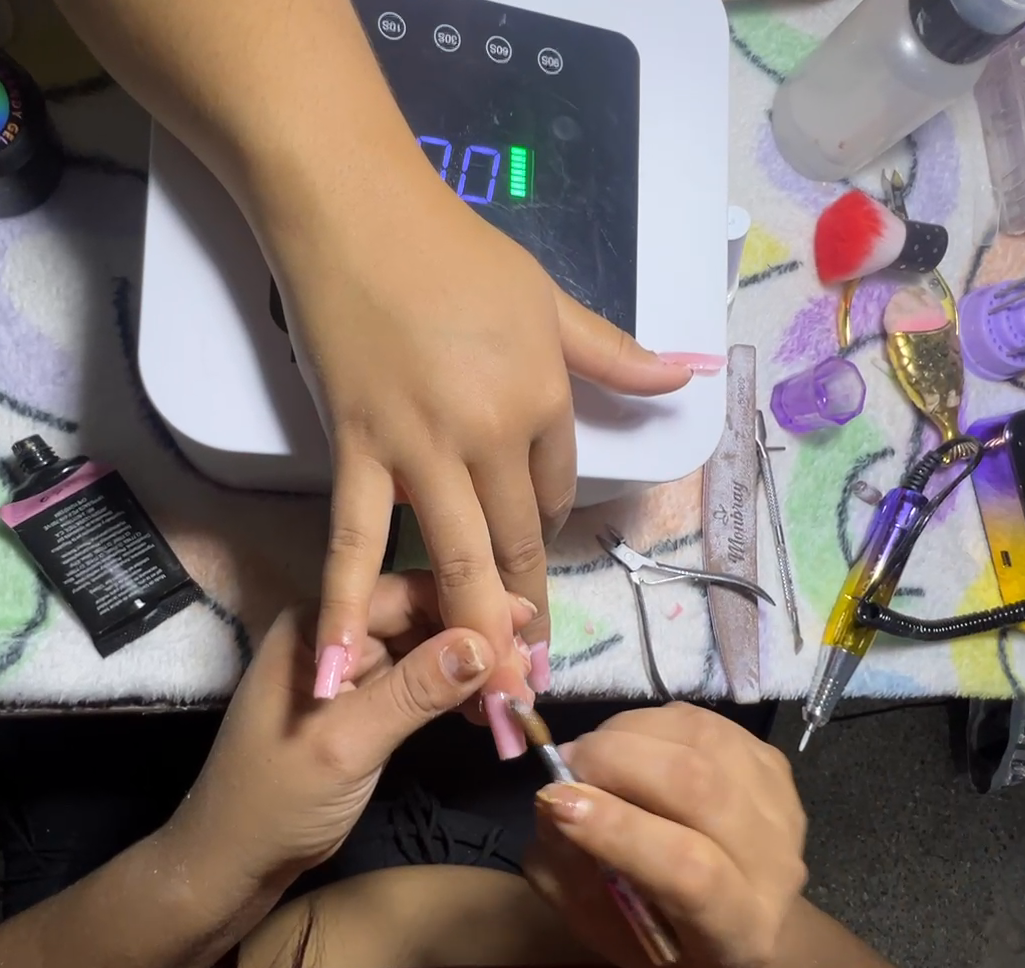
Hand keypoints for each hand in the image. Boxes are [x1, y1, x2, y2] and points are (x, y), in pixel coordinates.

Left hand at [166, 573, 532, 889]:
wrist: (233, 863)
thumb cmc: (276, 798)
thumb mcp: (347, 741)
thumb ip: (415, 690)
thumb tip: (485, 644)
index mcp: (317, 624)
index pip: (403, 594)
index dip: (466, 606)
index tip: (525, 625)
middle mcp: (334, 632)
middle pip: (420, 618)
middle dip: (476, 639)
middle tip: (532, 663)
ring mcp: (350, 667)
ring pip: (426, 651)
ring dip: (471, 668)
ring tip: (521, 687)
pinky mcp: (365, 700)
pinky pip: (419, 682)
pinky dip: (454, 693)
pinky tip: (489, 706)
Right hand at [263, 157, 713, 744]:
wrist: (358, 214)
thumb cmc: (457, 253)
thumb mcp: (550, 300)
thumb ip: (616, 354)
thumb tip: (686, 376)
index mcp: (543, 399)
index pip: (558, 489)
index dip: (549, 529)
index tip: (532, 557)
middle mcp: (492, 438)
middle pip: (518, 542)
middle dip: (526, 612)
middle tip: (529, 677)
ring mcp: (421, 453)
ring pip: (455, 558)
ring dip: (471, 631)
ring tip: (482, 696)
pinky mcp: (357, 454)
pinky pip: (352, 541)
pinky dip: (344, 606)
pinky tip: (337, 668)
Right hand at [524, 704, 809, 967]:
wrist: (741, 911)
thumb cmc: (659, 930)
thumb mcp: (597, 920)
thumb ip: (567, 869)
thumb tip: (553, 800)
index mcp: (738, 930)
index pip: (688, 871)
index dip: (617, 829)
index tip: (555, 799)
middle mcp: (774, 866)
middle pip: (698, 788)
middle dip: (615, 762)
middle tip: (566, 763)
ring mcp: (780, 805)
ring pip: (700, 740)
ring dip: (628, 732)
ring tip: (593, 751)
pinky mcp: (772, 762)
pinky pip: (702, 721)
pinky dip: (650, 722)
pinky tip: (628, 741)